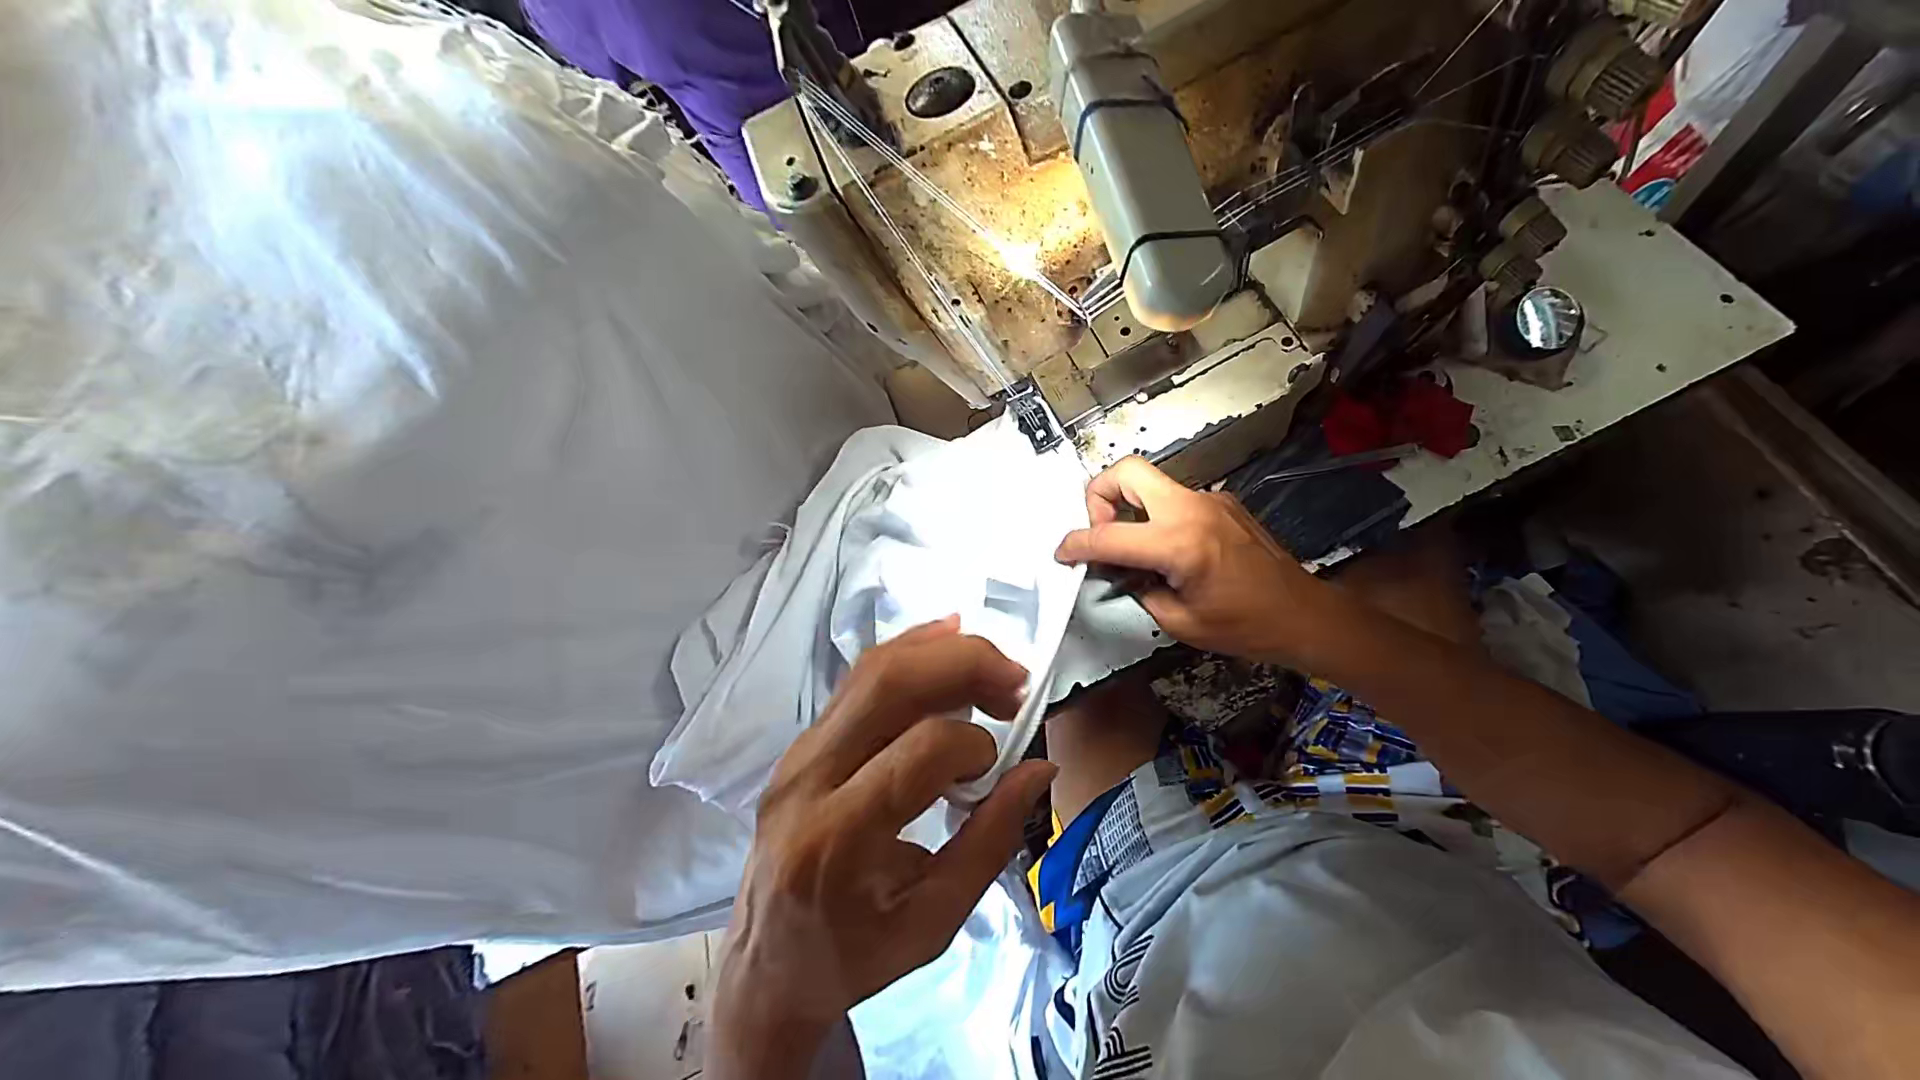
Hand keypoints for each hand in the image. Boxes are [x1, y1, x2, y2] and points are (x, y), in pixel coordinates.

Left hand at [709, 617, 1057, 1078]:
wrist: (765, 966)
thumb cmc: (853, 956)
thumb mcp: (934, 921)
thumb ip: (990, 840)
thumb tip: (1038, 769)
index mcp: (838, 838)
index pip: (917, 752)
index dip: (972, 746)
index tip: (995, 768)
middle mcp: (808, 778)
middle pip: (888, 685)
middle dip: (964, 664)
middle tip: (1015, 680)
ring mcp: (798, 753)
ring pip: (870, 670)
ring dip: (939, 652)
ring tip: (993, 665)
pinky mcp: (802, 743)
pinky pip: (857, 682)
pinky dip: (909, 655)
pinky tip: (945, 638)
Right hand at [1054, 456, 1326, 663]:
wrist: (1303, 615)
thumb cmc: (1246, 625)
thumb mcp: (1177, 621)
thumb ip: (1136, 589)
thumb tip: (1116, 571)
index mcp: (1179, 544)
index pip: (1108, 534)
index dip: (1075, 544)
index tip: (1064, 553)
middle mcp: (1193, 510)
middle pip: (1126, 471)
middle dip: (1098, 495)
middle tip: (1099, 529)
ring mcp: (1210, 501)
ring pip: (1150, 482)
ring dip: (1128, 506)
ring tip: (1132, 546)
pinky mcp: (1221, 503)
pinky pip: (1174, 498)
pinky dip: (1155, 516)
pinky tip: (1166, 550)